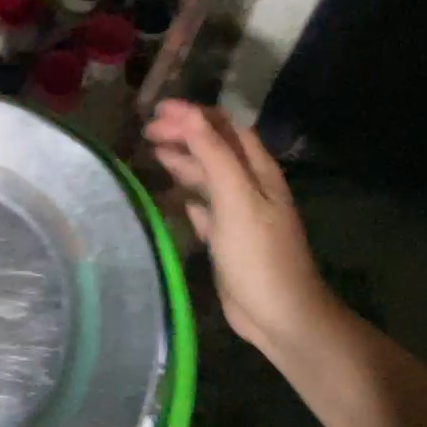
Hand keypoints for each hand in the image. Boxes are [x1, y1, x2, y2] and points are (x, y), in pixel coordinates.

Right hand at [143, 101, 332, 350]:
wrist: (279, 315)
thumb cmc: (258, 252)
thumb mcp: (235, 196)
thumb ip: (212, 153)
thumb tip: (188, 112)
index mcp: (257, 170)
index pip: (224, 127)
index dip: (193, 114)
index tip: (157, 110)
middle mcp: (249, 185)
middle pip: (214, 148)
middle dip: (183, 134)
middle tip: (147, 131)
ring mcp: (239, 212)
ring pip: (207, 176)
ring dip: (182, 160)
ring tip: (152, 152)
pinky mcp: (227, 238)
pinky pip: (203, 207)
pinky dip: (186, 195)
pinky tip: (168, 193)